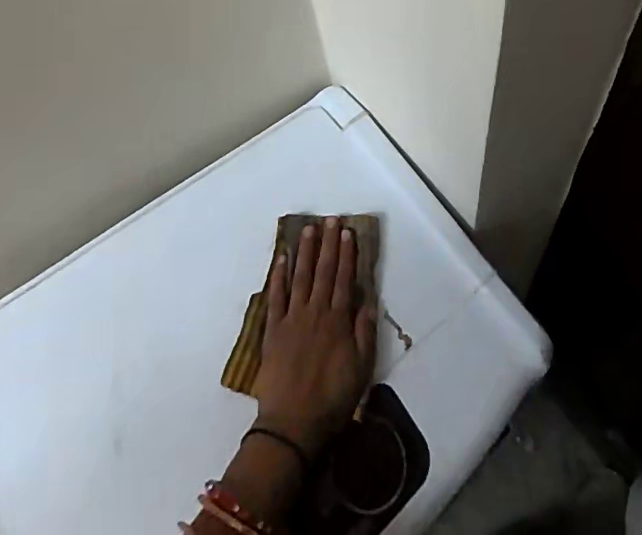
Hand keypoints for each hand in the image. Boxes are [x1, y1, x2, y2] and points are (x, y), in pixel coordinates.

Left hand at [251, 217, 376, 451]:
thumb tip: (368, 300)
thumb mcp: (361, 368)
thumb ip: (364, 332)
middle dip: (328, 244)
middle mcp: (315, 312)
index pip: (344, 278)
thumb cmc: (333, 398)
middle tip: (330, 219)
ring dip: (305, 251)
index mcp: (338, 320)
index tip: (347, 232)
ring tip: (308, 229)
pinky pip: (276, 297)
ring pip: (300, 277)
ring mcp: (292, 318)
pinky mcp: (273, 330)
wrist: (293, 422)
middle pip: (323, 271)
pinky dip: (278, 276)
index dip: (346, 254)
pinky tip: (281, 258)